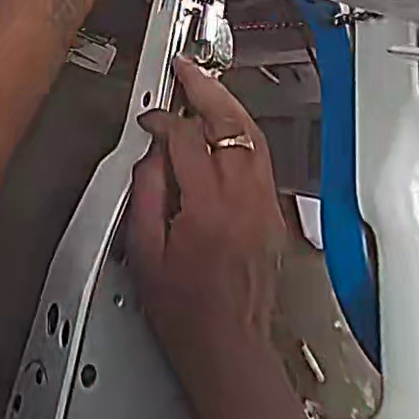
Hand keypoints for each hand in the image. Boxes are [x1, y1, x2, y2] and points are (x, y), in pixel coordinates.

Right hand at [129, 59, 304, 418]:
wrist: (229, 349)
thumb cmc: (187, 313)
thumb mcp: (145, 252)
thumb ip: (145, 192)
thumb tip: (150, 153)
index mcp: (208, 210)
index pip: (187, 139)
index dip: (164, 121)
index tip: (150, 121)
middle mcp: (243, 200)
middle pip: (229, 123)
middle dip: (204, 88)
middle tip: (184, 70)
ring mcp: (264, 204)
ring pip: (251, 133)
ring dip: (226, 102)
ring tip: (204, 85)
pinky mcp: (273, 212)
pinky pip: (260, 154)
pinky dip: (241, 128)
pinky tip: (225, 122)